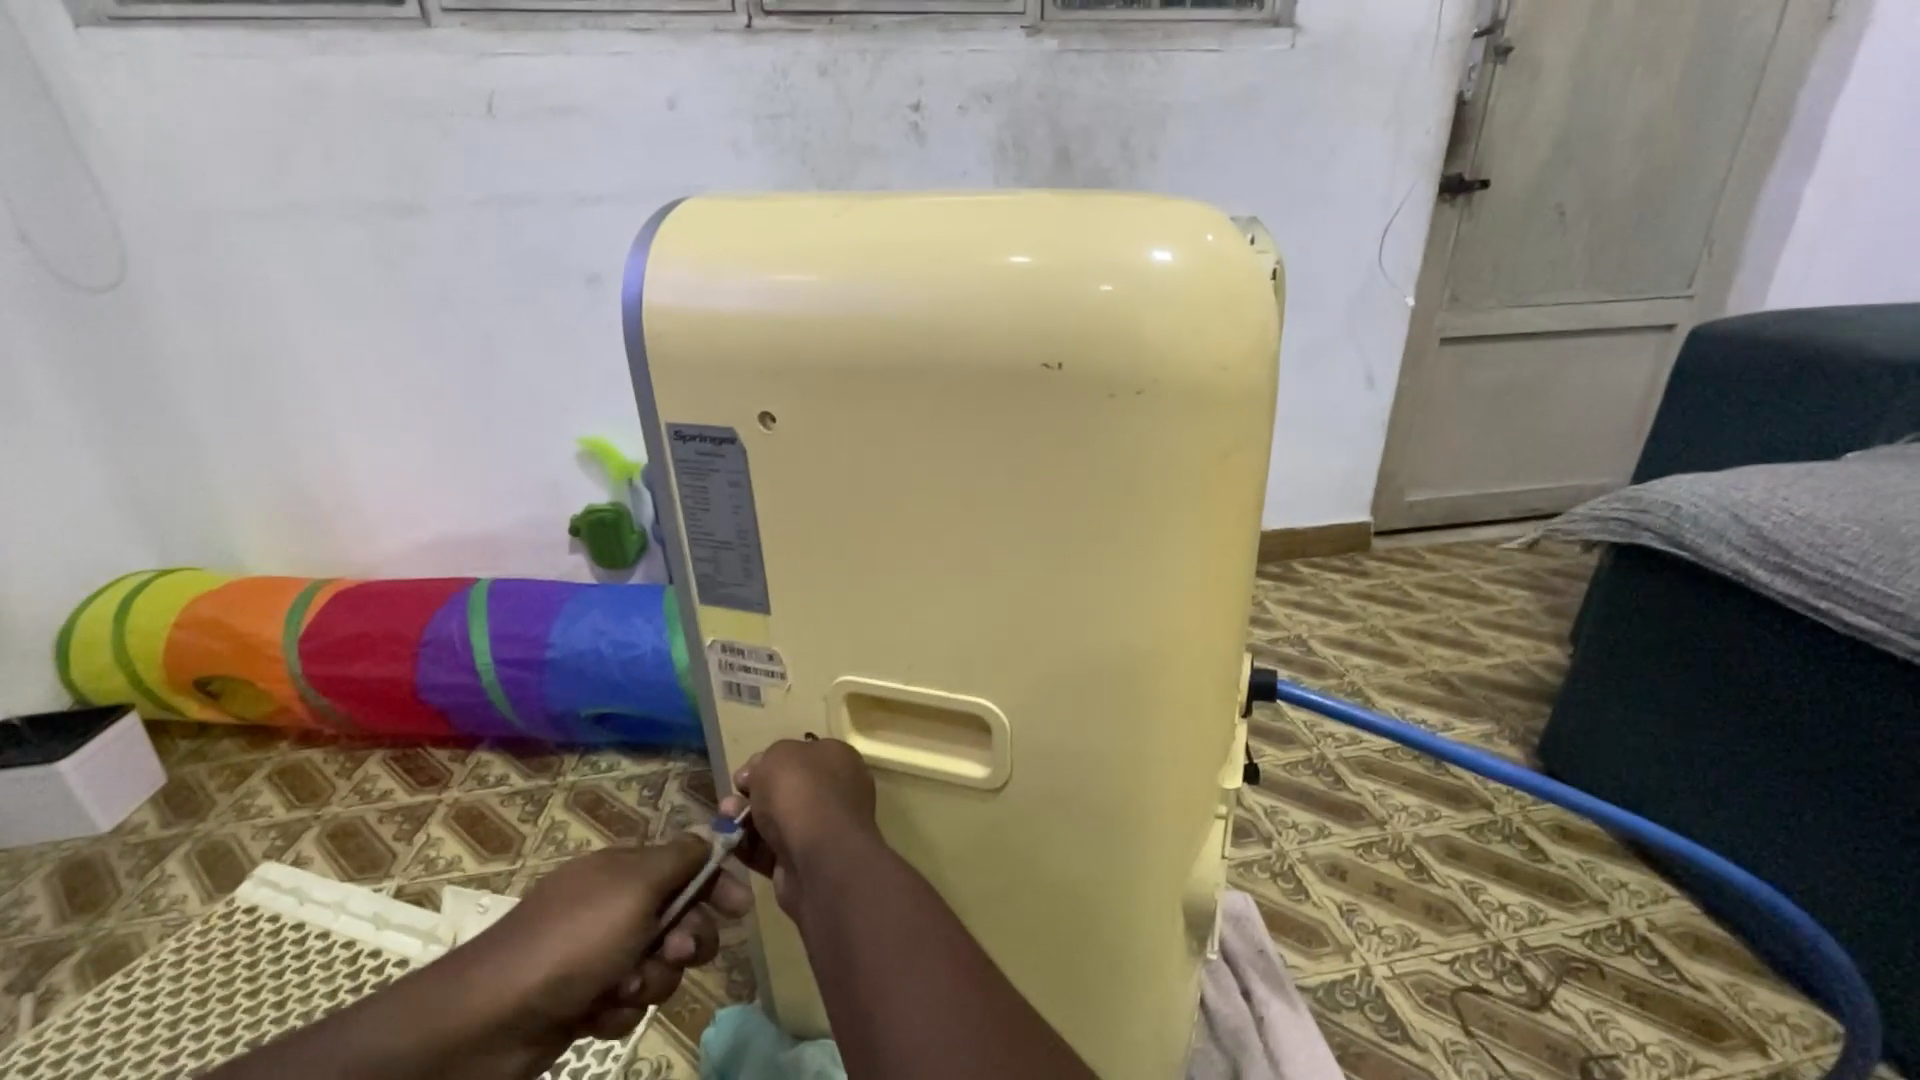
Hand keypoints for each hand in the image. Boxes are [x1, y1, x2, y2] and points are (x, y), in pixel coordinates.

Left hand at [461, 835, 754, 1043]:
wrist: (492, 1019)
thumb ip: (681, 858)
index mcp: (622, 870)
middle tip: (674, 952)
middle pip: (679, 918)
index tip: (740, 909)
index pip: (686, 865)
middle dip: (686, 939)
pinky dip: (619, 1010)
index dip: (716, 883)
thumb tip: (710, 837)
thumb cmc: (574, 940)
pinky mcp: (584, 999)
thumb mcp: (636, 885)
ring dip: (651, 980)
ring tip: (622, 990)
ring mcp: (596, 955)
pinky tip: (597, 1013)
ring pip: (659, 965)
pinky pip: (629, 1002)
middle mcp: (611, 907)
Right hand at [720, 738, 879, 915]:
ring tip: (725, 819)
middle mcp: (833, 794)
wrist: (819, 858)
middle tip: (730, 799)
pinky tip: (728, 843)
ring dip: (744, 819)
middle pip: (784, 790)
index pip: (799, 756)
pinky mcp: (801, 864)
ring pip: (773, 821)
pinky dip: (747, 846)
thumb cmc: (802, 792)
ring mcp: (819, 832)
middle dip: (752, 793)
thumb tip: (761, 773)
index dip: (768, 762)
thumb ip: (768, 759)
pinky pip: (768, 851)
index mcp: (837, 760)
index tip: (745, 773)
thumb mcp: (779, 755)